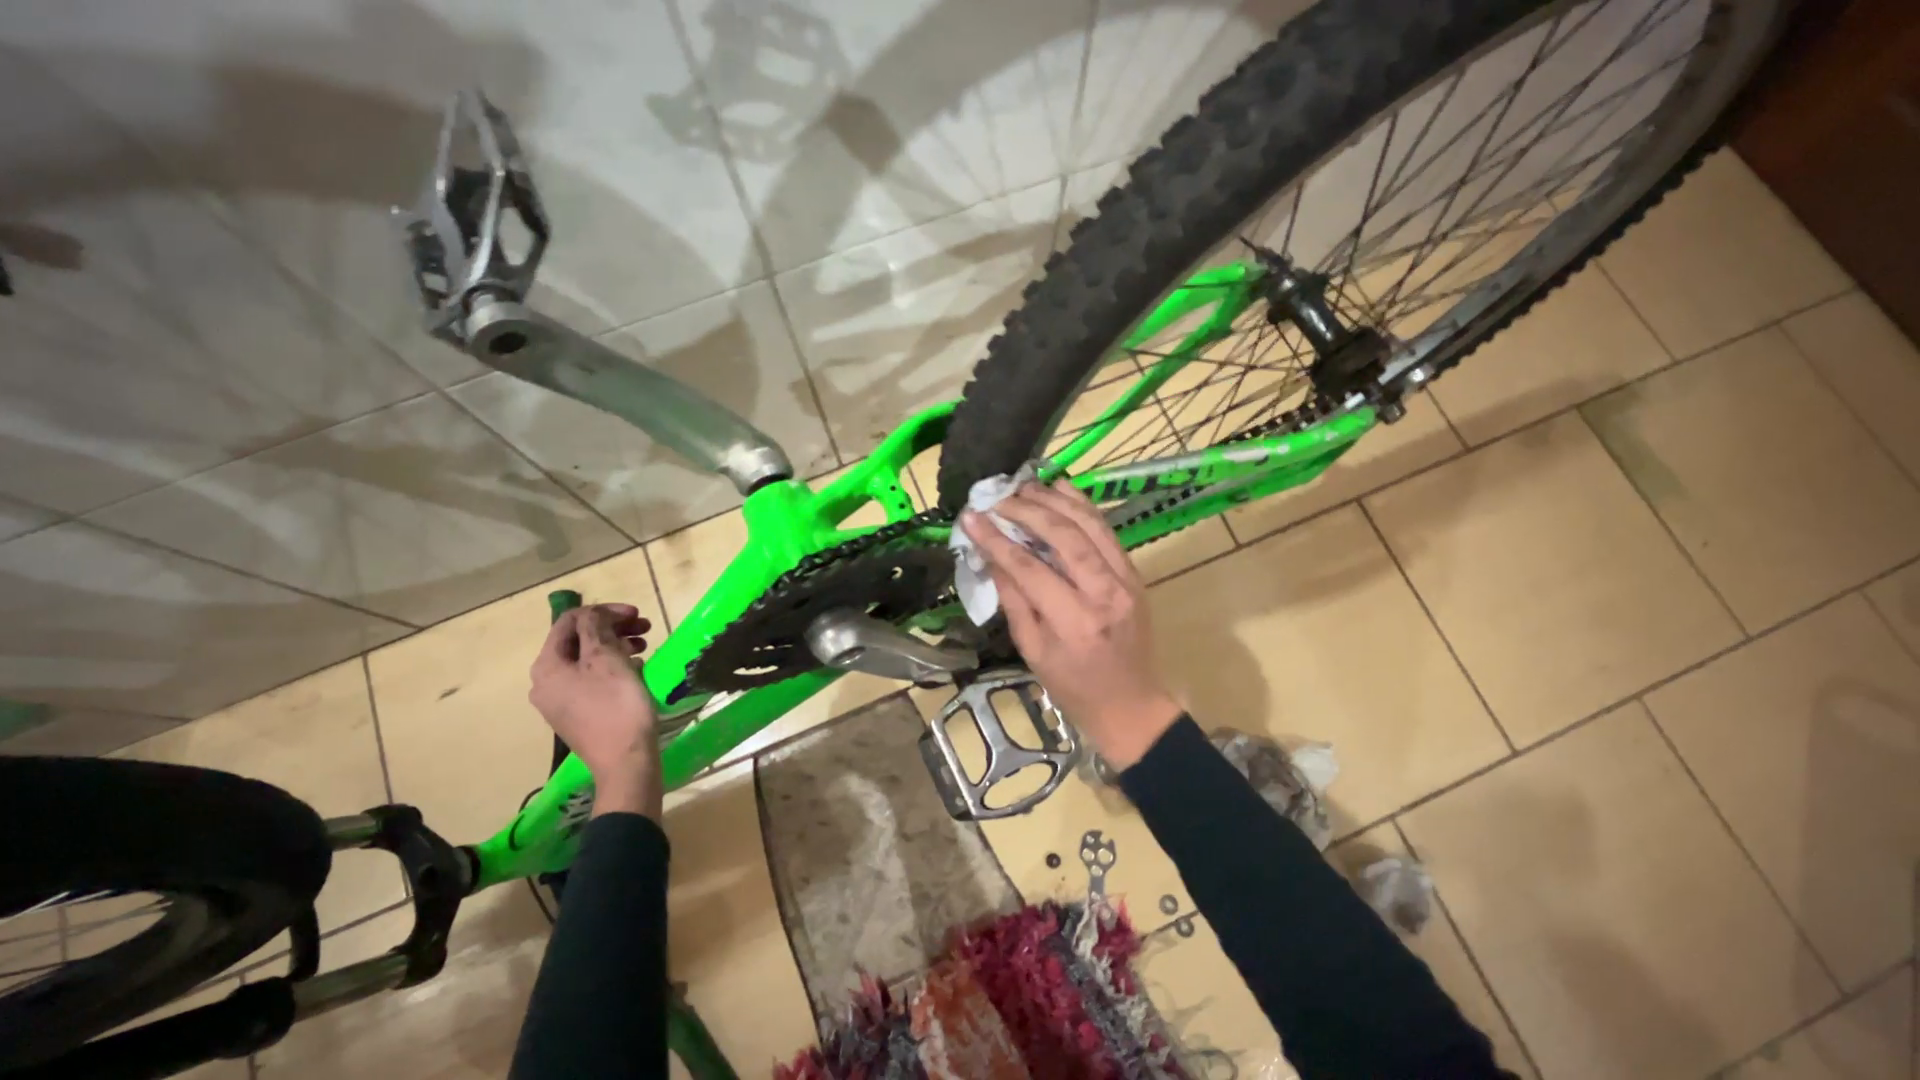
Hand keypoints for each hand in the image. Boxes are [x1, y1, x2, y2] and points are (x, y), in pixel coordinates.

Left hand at [528, 604, 661, 819]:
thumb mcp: (607, 659)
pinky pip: (591, 681)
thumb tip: (591, 615)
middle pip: (577, 641)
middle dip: (611, 629)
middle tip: (645, 628)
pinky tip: (636, 670)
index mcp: (547, 666)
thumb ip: (596, 629)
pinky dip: (612, 668)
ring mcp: (560, 702)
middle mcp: (545, 683)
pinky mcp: (577, 715)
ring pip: (586, 661)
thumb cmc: (616, 706)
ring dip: (615, 647)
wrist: (625, 764)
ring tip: (644, 648)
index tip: (636, 614)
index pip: (569, 622)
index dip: (603, 611)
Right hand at [961, 481, 1182, 767]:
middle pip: (1064, 537)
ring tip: (1024, 486)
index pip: (1029, 569)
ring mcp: (1126, 580)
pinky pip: (1107, 530)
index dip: (997, 540)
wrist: (1132, 704)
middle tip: (997, 497)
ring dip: (1055, 500)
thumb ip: (1013, 601)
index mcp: (1074, 623)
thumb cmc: (1074, 688)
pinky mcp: (1135, 573)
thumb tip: (990, 556)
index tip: (970, 517)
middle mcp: (1104, 594)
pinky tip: (1060, 489)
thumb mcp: (1033, 651)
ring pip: (1090, 525)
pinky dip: (1083, 505)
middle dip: (1026, 511)